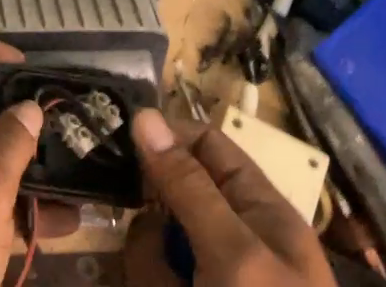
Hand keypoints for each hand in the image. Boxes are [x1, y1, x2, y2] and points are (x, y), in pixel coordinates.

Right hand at [124, 110, 334, 286]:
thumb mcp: (235, 256)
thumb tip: (144, 114)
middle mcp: (233, 237)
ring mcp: (209, 273)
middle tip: (160, 254)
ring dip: (151, 268)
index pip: (206, 144)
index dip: (167, 138)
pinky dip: (152, 282)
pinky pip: (152, 275)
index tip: (123, 147)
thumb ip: (188, 187)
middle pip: (168, 196)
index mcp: (263, 212)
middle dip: (152, 223)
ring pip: (151, 242)